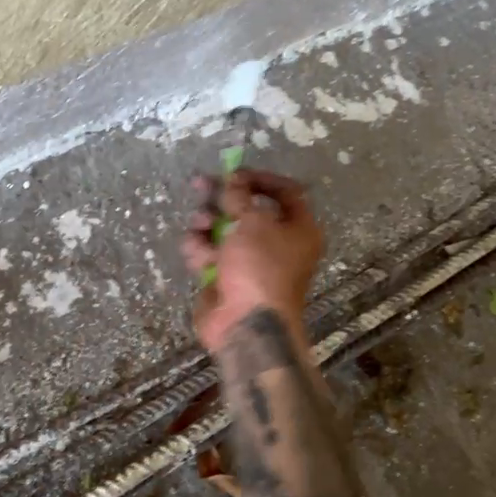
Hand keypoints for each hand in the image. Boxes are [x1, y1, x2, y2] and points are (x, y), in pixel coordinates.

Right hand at [180, 169, 323, 350]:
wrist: (246, 324)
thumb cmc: (260, 268)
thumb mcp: (253, 222)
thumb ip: (240, 195)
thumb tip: (233, 180)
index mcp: (298, 229)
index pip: (285, 192)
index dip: (260, 178)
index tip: (234, 172)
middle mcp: (276, 243)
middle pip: (245, 208)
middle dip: (220, 197)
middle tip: (197, 183)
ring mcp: (249, 261)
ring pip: (221, 228)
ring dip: (206, 224)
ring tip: (199, 228)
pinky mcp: (224, 276)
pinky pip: (208, 251)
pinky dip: (200, 251)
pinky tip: (199, 257)